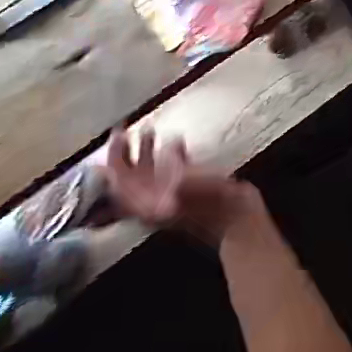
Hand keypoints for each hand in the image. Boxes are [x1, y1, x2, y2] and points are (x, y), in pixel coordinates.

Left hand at [104, 125, 261, 242]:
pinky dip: (172, 155)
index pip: (119, 181)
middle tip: (126, 130)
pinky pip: (172, 170)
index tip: (117, 134)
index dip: (114, 157)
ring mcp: (171, 196)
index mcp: (147, 203)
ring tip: (149, 130)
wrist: (238, 221)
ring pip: (150, 172)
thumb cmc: (211, 205)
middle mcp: (154, 200)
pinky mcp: (189, 190)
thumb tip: (166, 147)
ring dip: (146, 151)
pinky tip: (178, 142)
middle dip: (126, 152)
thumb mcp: (187, 183)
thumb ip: (171, 166)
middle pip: (130, 176)